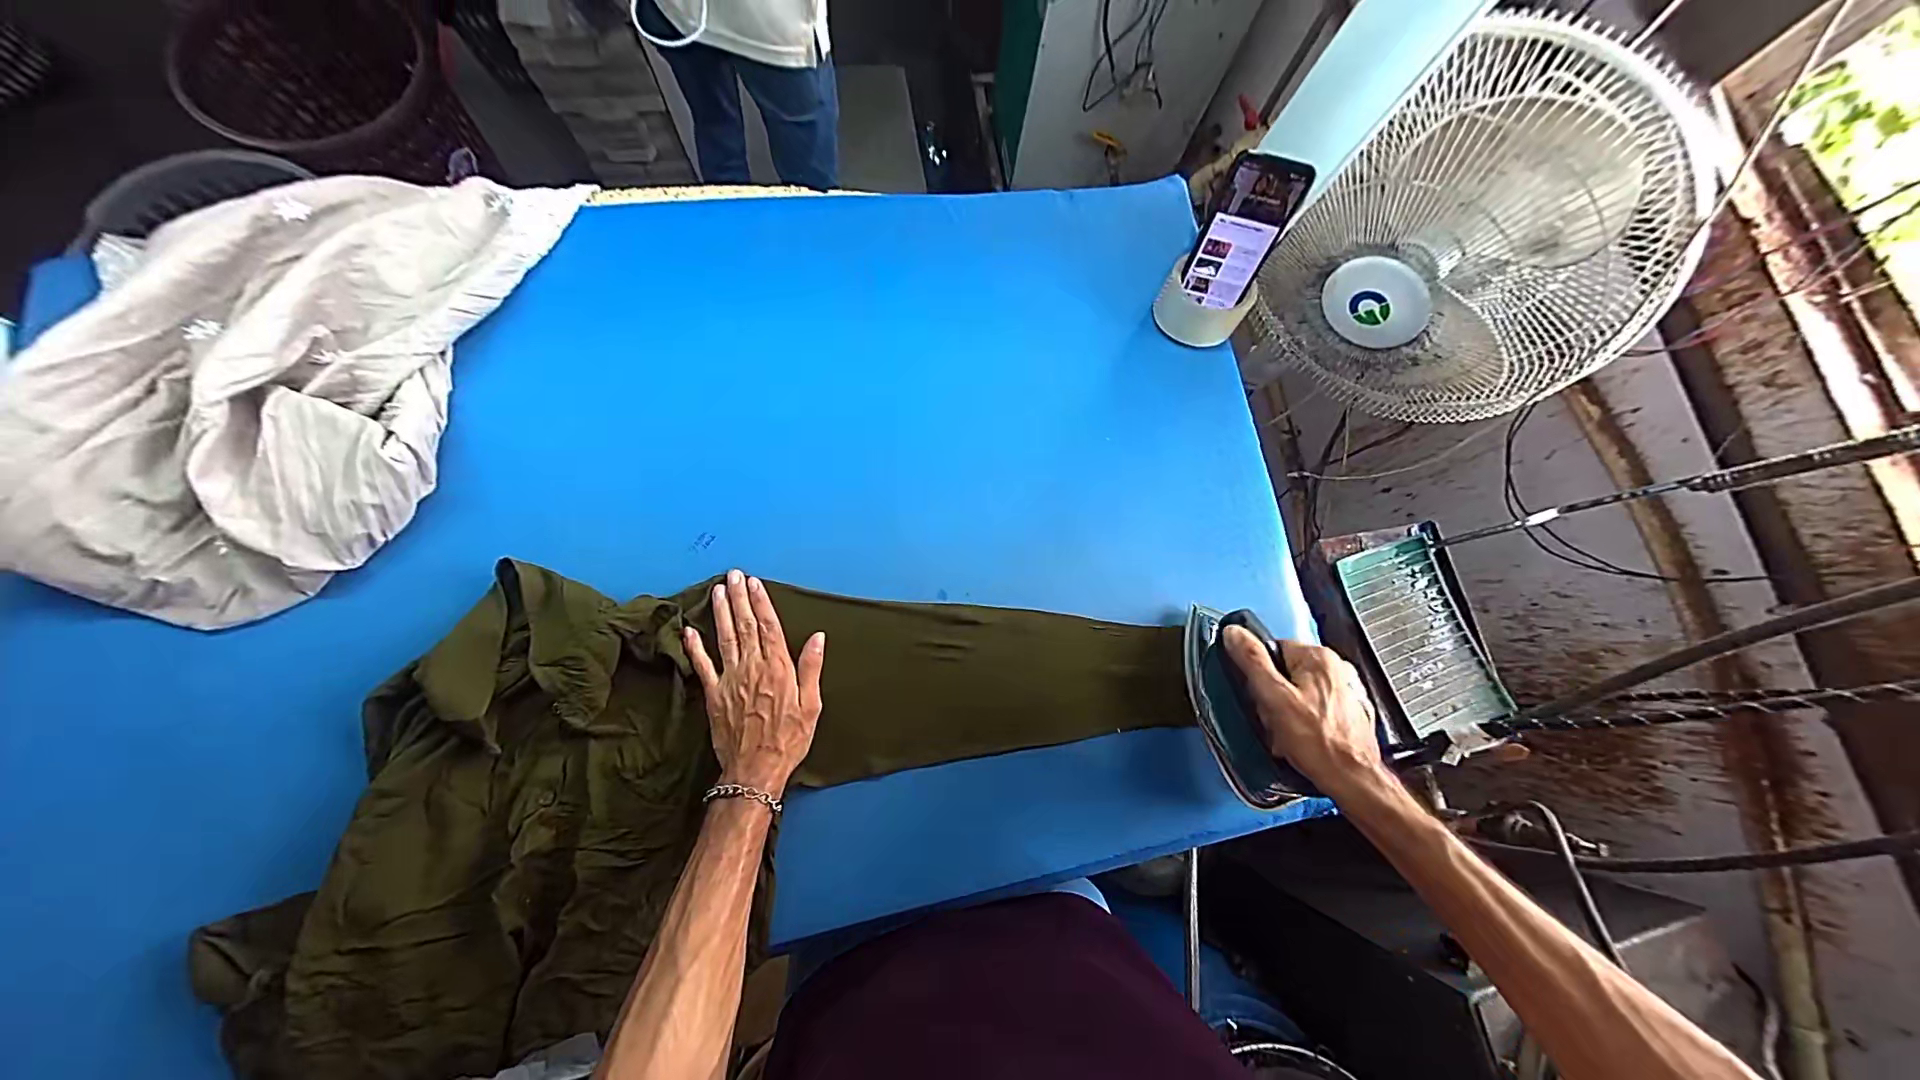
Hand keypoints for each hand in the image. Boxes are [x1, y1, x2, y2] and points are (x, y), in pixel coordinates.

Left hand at [683, 569, 826, 797]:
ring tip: (718, 591)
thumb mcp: (811, 705)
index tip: (755, 583)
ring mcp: (730, 680)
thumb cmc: (789, 739)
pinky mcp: (713, 695)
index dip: (761, 603)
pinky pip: (702, 666)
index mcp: (778, 668)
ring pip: (725, 638)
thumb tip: (817, 638)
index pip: (769, 627)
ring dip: (721, 613)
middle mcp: (753, 668)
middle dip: (740, 598)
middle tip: (734, 575)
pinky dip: (695, 647)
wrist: (756, 769)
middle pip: (745, 626)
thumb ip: (811, 668)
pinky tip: (690, 630)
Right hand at [1221, 627, 1384, 798]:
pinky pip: (1316, 707)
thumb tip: (1235, 634)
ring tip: (1288, 732)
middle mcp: (1338, 668)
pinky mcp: (1351, 712)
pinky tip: (1303, 737)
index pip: (1273, 649)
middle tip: (1273, 717)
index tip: (1260, 694)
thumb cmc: (1318, 742)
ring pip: (1300, 691)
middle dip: (1274, 695)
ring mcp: (1347, 690)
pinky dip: (1306, 720)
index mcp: (1318, 657)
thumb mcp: (1273, 697)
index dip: (1260, 674)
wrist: (1352, 778)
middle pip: (1286, 671)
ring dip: (1288, 710)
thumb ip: (1251, 661)